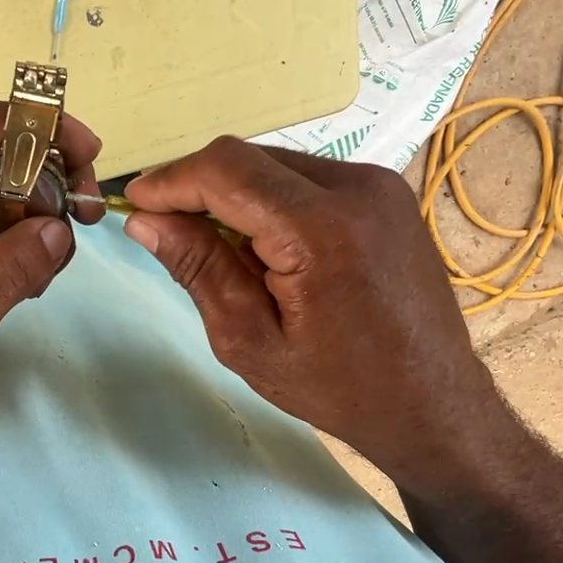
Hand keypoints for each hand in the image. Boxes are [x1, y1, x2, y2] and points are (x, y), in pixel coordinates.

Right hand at [122, 137, 512, 492]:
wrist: (431, 403)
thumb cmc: (336, 387)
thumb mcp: (248, 340)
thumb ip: (198, 269)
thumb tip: (144, 221)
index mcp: (322, 229)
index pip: (227, 170)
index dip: (170, 181)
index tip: (131, 205)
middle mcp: (358, 187)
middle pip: (250, 159)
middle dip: (197, 189)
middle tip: (164, 233)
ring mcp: (379, 186)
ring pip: (276, 166)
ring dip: (232, 196)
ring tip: (216, 252)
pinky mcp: (387, 196)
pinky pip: (306, 180)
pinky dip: (268, 202)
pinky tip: (262, 249)